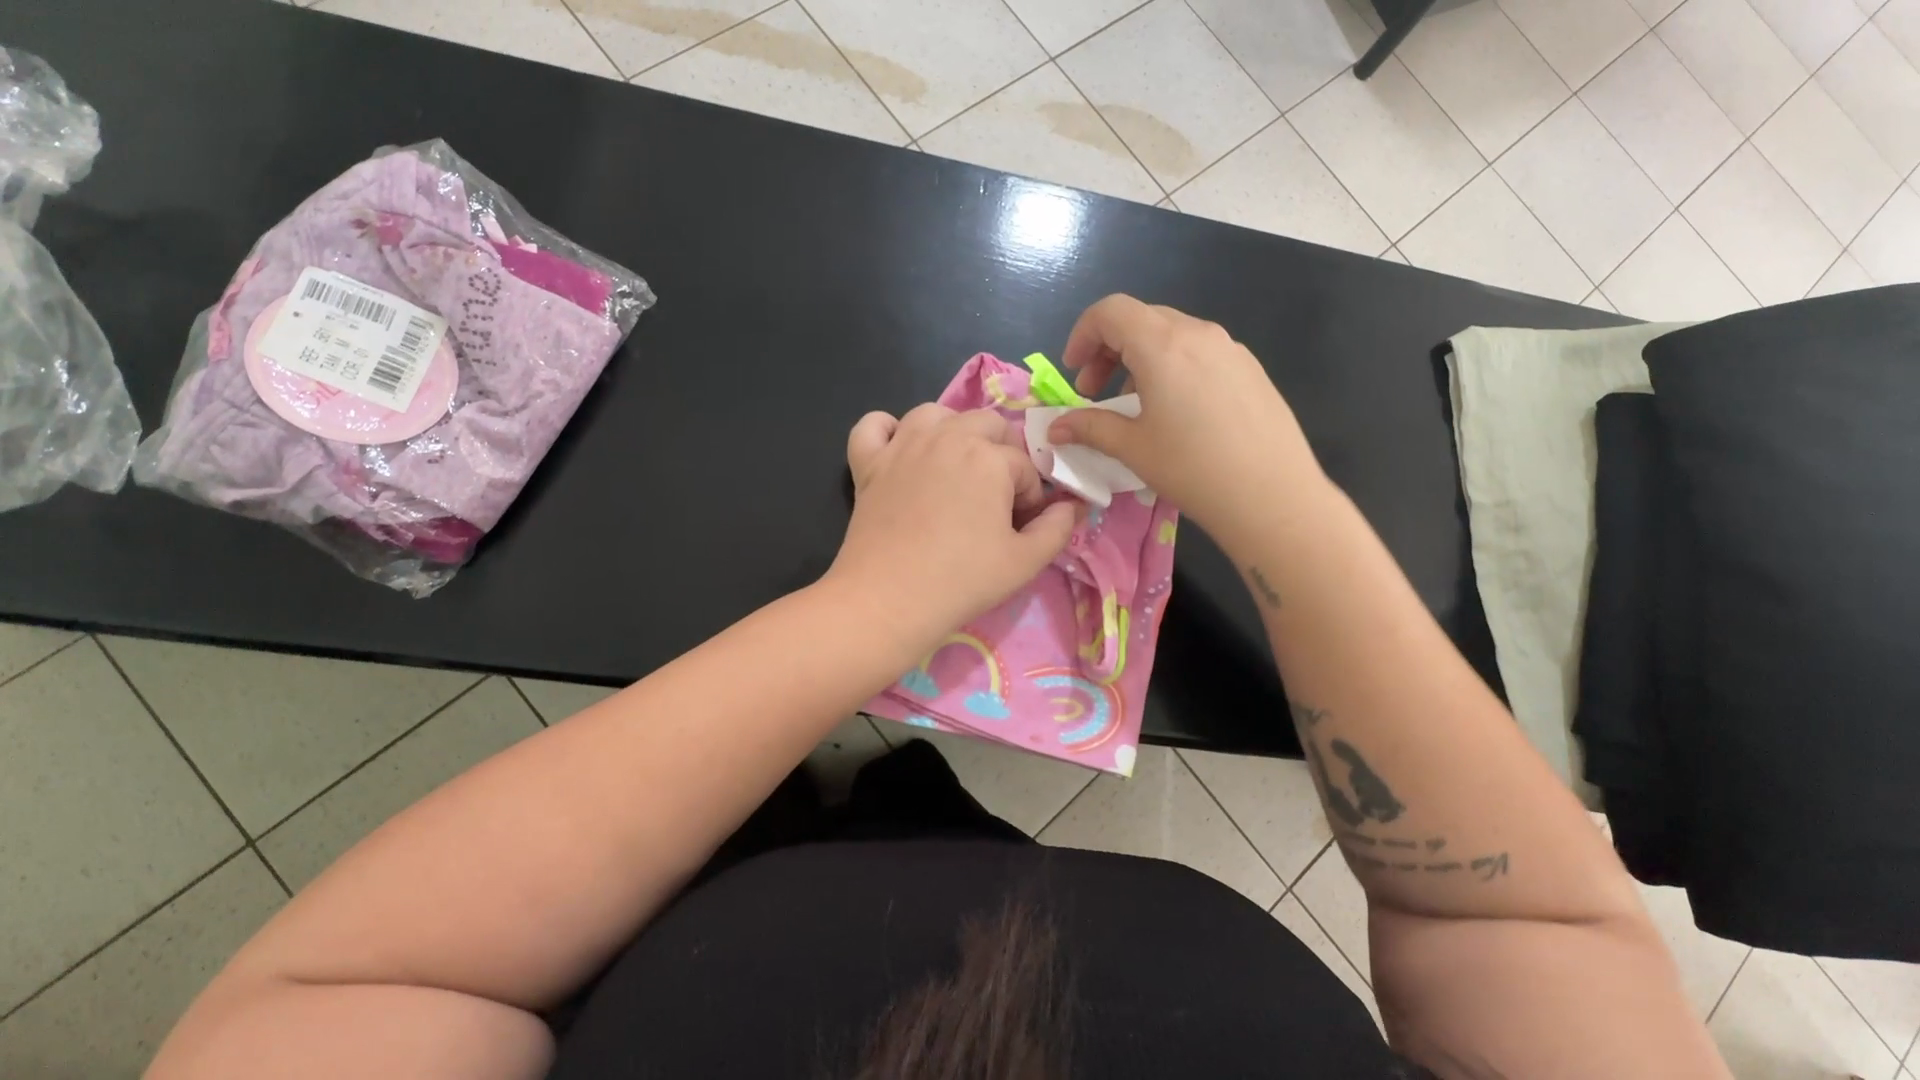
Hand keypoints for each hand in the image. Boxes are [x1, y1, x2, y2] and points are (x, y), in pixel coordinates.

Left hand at [828, 404, 1078, 642]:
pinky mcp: (868, 462)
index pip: (1025, 466)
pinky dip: (886, 429)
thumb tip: (1073, 505)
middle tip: (994, 498)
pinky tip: (898, 451)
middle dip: (1000, 453)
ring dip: (952, 431)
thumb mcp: (1025, 562)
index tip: (1019, 528)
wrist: (888, 600)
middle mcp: (947, 437)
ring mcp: (903, 446)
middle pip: (987, 424)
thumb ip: (1057, 528)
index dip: (1029, 497)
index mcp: (990, 458)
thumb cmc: (962, 581)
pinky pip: (873, 425)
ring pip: (934, 414)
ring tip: (955, 468)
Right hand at [1047, 295, 1328, 546]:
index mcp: (1162, 345)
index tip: (1074, 372)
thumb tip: (1056, 428)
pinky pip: (1201, 353)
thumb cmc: (1192, 468)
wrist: (1273, 495)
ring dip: (1142, 359)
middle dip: (1109, 349)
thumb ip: (1090, 428)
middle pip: (1141, 319)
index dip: (1082, 334)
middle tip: (1095, 392)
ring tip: (1136, 404)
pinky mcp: (1251, 369)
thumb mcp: (1133, 448)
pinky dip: (1174, 367)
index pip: (1111, 311)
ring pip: (1173, 335)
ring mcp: (1230, 349)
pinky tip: (1179, 413)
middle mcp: (1198, 334)